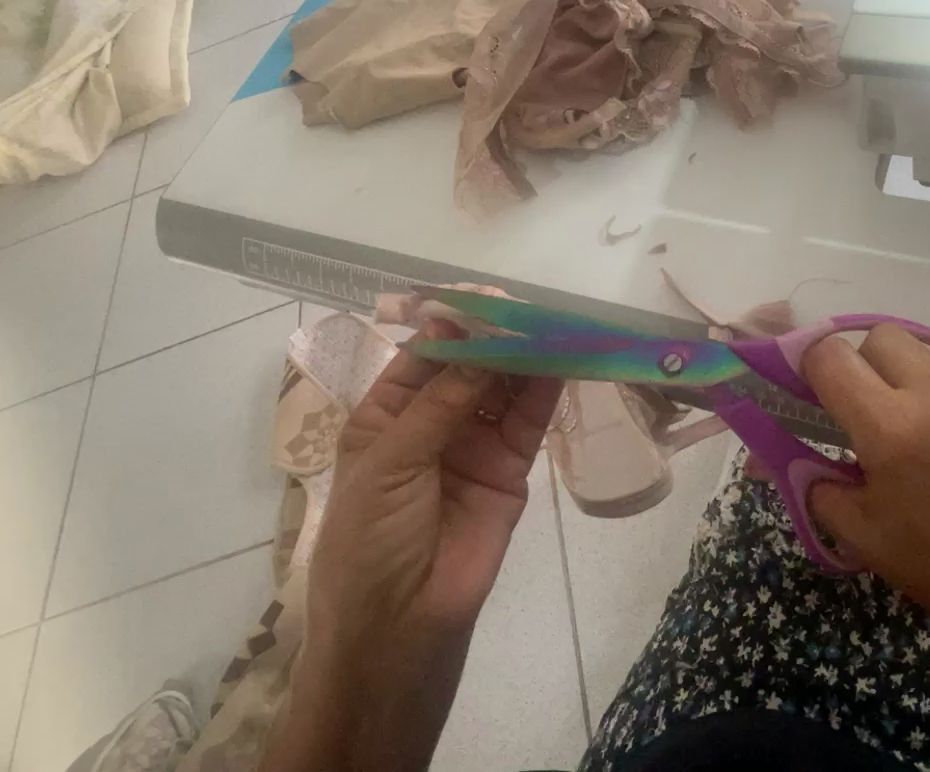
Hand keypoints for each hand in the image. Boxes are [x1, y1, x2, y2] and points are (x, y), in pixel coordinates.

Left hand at [308, 320, 562, 649]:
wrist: (402, 626)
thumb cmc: (370, 539)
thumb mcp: (390, 463)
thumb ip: (439, 401)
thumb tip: (473, 337)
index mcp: (386, 417)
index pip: (422, 358)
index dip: (451, 330)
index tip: (484, 303)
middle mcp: (432, 424)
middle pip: (469, 369)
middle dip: (494, 341)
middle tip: (527, 312)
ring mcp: (473, 444)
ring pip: (502, 390)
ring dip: (524, 360)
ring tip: (550, 329)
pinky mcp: (510, 468)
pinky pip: (527, 421)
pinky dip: (543, 392)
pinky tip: (559, 362)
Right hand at [802, 325, 929, 643]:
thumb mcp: (862, 535)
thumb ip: (811, 482)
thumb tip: (768, 457)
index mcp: (891, 430)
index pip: (830, 356)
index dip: (813, 367)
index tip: (815, 391)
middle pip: (878, 336)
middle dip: (863, 364)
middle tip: (870, 410)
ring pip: (925, 350)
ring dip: (909, 377)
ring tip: (923, 427)